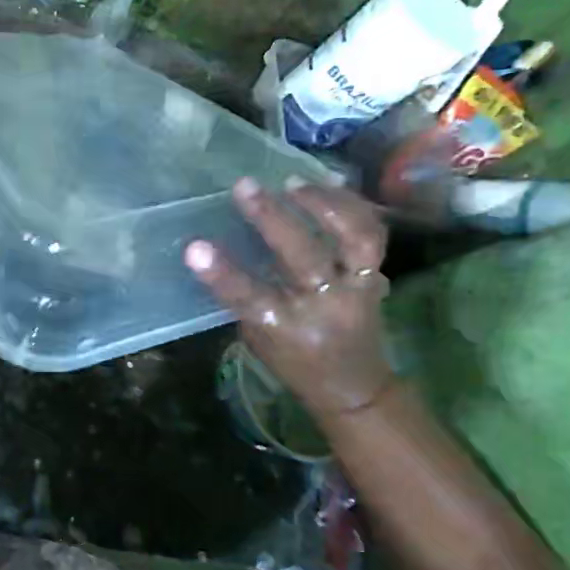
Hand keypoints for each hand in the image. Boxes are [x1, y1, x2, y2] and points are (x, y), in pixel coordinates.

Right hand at [185, 179, 397, 416]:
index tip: (193, 247)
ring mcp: (357, 289)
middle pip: (304, 256)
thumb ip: (244, 296)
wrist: (354, 386)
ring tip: (293, 183)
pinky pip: (371, 233)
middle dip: (273, 218)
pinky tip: (327, 185)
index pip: (250, 297)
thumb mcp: (256, 336)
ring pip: (355, 238)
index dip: (222, 272)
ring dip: (324, 204)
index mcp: (286, 329)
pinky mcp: (376, 275)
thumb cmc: (292, 361)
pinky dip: (350, 205)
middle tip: (244, 186)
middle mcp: (326, 306)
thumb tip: (217, 249)